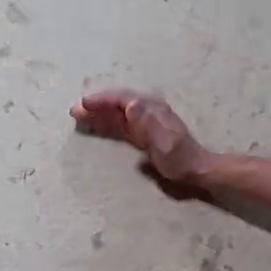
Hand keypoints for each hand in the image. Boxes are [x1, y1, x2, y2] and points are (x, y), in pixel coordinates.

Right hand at [70, 89, 214, 185]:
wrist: (196, 171)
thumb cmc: (180, 159)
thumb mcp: (165, 142)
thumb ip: (148, 122)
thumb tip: (130, 103)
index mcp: (151, 110)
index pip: (122, 99)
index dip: (102, 100)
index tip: (83, 104)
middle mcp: (147, 112)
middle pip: (117, 104)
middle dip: (96, 105)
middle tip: (74, 111)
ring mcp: (145, 123)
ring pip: (117, 114)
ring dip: (98, 114)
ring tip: (78, 117)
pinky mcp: (143, 136)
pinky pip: (120, 126)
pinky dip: (106, 125)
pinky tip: (96, 127)